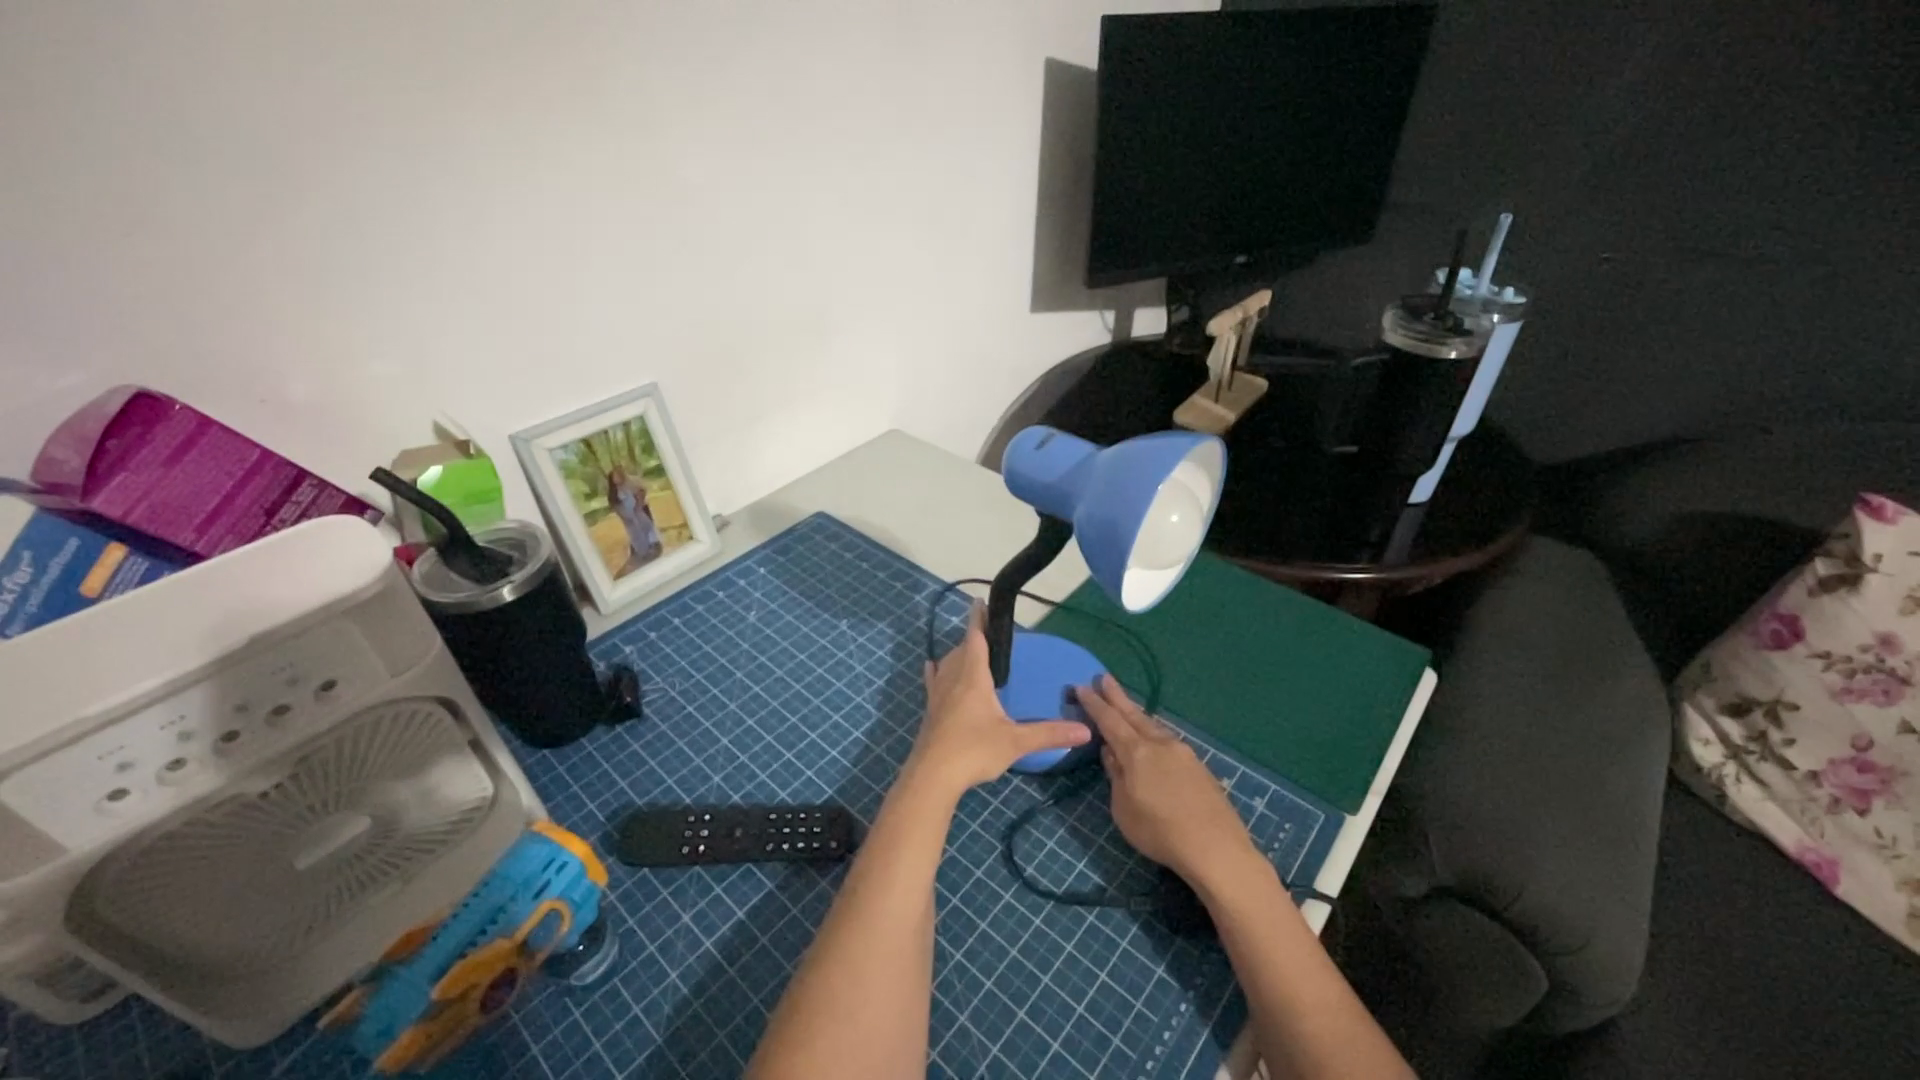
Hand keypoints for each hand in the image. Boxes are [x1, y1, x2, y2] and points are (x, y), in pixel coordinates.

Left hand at [905, 602, 1090, 796]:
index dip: (978, 619)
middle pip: (962, 649)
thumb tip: (1085, 730)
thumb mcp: (1016, 742)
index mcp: (973, 677)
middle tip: (988, 635)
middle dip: (973, 638)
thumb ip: (1049, 733)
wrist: (932, 776)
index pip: (976, 638)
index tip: (979, 601)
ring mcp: (937, 695)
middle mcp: (953, 679)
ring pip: (947, 663)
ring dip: (957, 654)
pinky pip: (933, 681)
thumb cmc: (974, 751)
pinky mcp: (930, 711)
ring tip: (969, 652)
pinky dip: (936, 671)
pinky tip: (933, 668)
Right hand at [1075, 676, 1261, 887]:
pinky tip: (1152, 738)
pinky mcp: (1198, 767)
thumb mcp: (1123, 808)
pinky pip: (1167, 741)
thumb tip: (1111, 752)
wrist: (1215, 847)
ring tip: (1126, 707)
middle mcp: (1160, 744)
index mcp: (1137, 752)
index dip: (1094, 704)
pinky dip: (1153, 733)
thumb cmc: (1159, 830)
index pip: (1109, 721)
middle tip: (1104, 678)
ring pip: (1153, 726)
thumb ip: (1116, 776)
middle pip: (1134, 715)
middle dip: (1117, 697)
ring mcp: (1183, 754)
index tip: (1082, 686)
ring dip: (1136, 714)